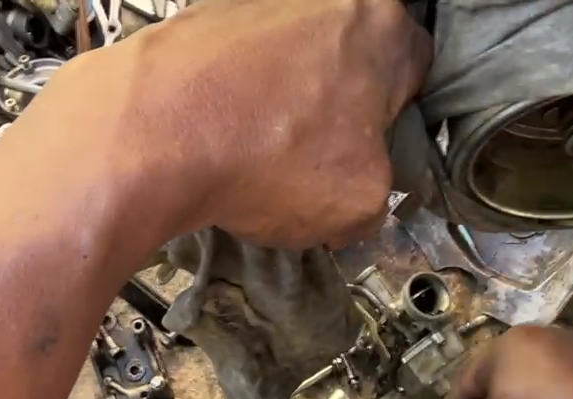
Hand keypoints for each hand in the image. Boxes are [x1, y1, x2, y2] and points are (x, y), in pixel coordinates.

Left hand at [35, 0, 429, 248]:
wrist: (157, 134)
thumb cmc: (272, 159)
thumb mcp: (359, 205)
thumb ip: (380, 197)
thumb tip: (362, 200)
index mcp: (381, 25)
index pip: (415, 77)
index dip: (395, 128)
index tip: (370, 162)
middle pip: (349, 68)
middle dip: (337, 119)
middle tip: (315, 171)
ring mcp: (260, 4)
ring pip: (291, 70)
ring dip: (285, 113)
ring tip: (259, 163)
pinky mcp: (205, 21)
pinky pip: (240, 74)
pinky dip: (237, 108)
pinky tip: (221, 147)